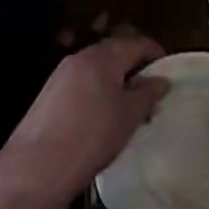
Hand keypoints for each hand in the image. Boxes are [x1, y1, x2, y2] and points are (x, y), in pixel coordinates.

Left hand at [0, 33, 169, 202]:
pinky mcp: (51, 93)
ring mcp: (62, 74)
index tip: (169, 74)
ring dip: (118, 81)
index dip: (156, 54)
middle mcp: (79, 57)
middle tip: (153, 93)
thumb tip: (160, 80)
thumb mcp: (128, 115)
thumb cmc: (92, 135)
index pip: (136, 42)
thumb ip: (147, 93)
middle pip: (115, 52)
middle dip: (136, 67)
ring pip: (98, 68)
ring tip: (132, 109)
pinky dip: (100, 91)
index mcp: (101, 57)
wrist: (39, 165)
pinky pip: (83, 82)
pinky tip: (106, 117)